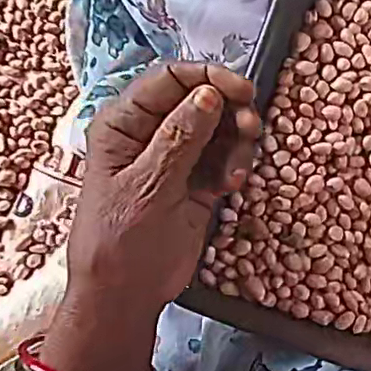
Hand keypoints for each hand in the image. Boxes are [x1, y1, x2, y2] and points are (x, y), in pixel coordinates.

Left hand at [67, 62, 261, 320]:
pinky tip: (232, 185)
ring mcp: (177, 158)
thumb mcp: (148, 185)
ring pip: (219, 128)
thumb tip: (209, 94)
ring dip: (237, 141)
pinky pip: (225, 157)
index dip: (209, 78)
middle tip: (251, 128)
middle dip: (230, 110)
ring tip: (237, 170)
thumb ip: (179, 138)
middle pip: (201, 100)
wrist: (125, 293)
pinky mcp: (198, 182)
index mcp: (125, 123)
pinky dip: (236, 164)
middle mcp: (152, 133)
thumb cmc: (120, 239)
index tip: (243, 91)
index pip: (169, 79)